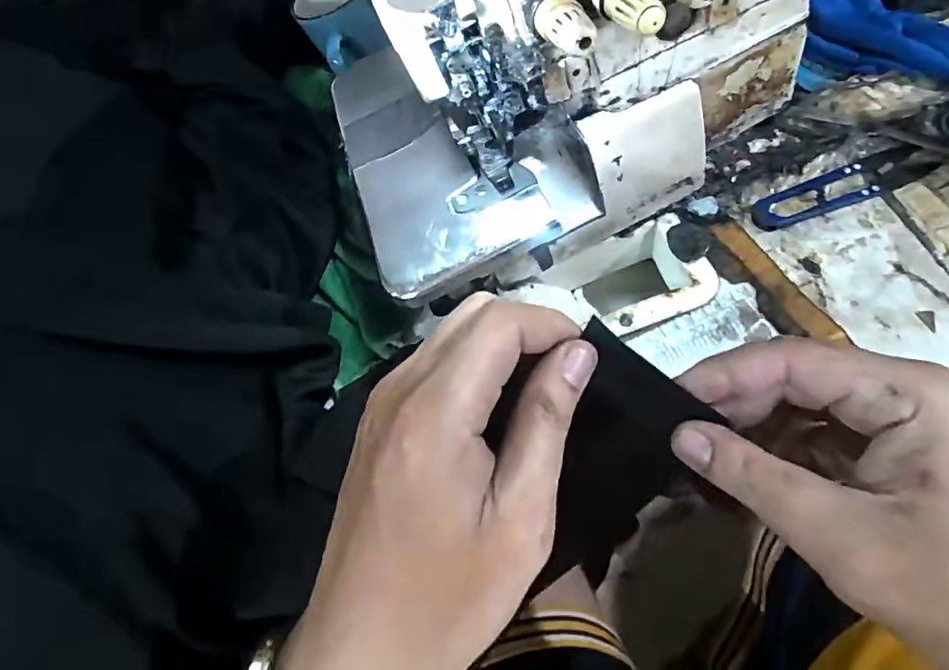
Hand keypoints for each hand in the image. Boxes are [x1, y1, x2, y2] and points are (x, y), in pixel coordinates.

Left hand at [279, 295, 595, 669]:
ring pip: (451, 330)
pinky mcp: (377, 414)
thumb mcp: (520, 519)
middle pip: (473, 313)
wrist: (362, 647)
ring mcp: (382, 397)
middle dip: (528, 325)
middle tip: (568, 369)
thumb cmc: (450, 596)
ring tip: (541, 383)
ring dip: (501, 339)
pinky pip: (432, 358)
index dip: (550, 323)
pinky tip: (496, 402)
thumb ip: (547, 422)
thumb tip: (577, 354)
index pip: (498, 322)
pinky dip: (473, 359)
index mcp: (435, 409)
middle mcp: (400, 386)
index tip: (587, 355)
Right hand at [671, 339, 948, 669]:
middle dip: (739, 404)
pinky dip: (782, 455)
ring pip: (806, 408)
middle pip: (799, 379)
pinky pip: (824, 438)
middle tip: (684, 429)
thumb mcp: (842, 536)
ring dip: (756, 430)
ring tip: (705, 449)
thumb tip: (681, 436)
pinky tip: (745, 469)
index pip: (795, 361)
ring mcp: (900, 421)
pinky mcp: (895, 453)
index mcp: (905, 390)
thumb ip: (754, 477)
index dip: (728, 375)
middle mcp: (901, 390)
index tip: (675, 394)